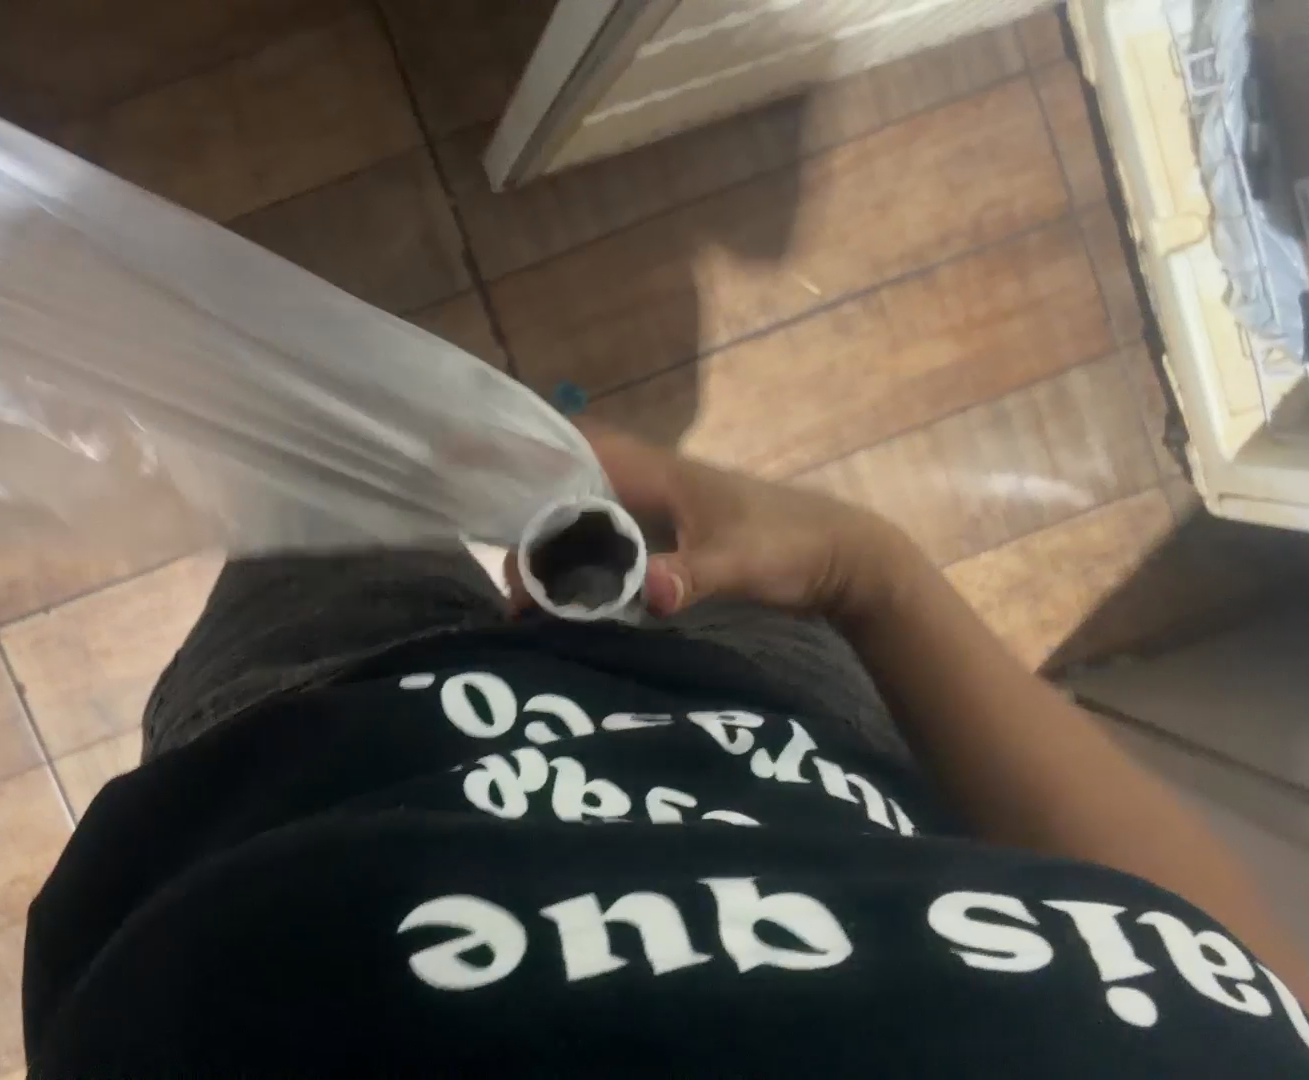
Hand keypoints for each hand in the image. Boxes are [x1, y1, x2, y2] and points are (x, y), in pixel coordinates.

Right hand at [515, 427, 921, 620]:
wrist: (838, 556)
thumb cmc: (789, 543)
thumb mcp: (740, 561)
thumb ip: (693, 574)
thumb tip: (649, 592)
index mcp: (648, 471)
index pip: (568, 448)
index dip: (518, 453)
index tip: (470, 471)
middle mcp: (637, 483)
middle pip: (560, 492)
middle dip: (525, 528)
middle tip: (510, 584)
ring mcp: (646, 511)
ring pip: (576, 520)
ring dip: (548, 552)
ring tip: (523, 600)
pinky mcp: (655, 537)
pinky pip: (598, 543)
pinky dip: (575, 566)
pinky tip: (562, 600)